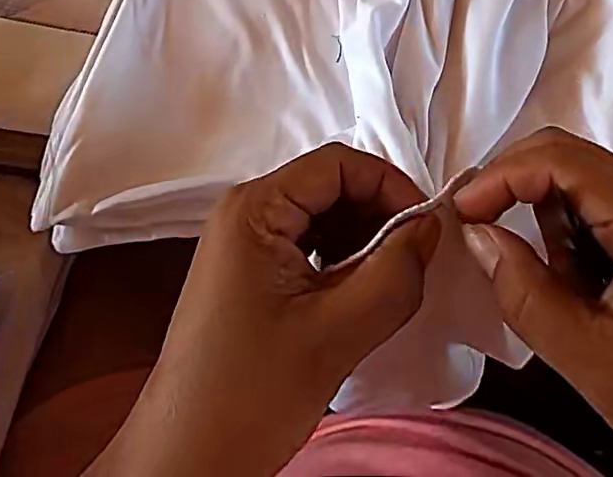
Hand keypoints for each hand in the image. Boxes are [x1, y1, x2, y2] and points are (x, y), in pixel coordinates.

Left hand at [89, 143, 440, 476]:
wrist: (183, 458)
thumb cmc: (246, 396)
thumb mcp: (334, 334)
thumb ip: (393, 275)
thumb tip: (429, 227)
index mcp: (255, 207)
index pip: (336, 165)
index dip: (388, 184)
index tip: (426, 223)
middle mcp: (245, 210)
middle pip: (328, 186)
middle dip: (377, 213)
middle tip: (416, 255)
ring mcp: (244, 239)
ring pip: (320, 215)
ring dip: (361, 238)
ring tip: (390, 279)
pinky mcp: (248, 268)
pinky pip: (306, 242)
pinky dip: (340, 259)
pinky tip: (359, 292)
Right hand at [455, 128, 612, 476]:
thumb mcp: (596, 366)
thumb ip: (525, 295)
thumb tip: (474, 233)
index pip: (561, 161)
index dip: (502, 175)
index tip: (461, 212)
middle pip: (564, 152)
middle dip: (511, 181)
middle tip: (477, 225)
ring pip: (573, 172)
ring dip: (537, 208)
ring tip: (545, 277)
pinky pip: (590, 200)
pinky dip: (561, 226)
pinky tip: (571, 279)